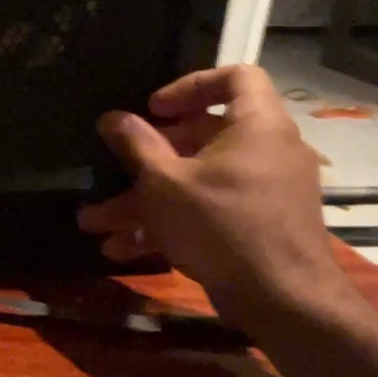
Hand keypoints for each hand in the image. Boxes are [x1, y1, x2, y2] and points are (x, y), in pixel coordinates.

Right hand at [77, 65, 347, 317]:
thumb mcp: (164, 183)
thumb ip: (136, 145)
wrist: (281, 298)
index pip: (234, 78)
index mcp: (256, 126)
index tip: (152, 109)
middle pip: (201, 137)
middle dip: (145, 158)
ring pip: (194, 181)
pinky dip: (168, 222)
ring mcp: (262, 190)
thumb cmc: (222, 225)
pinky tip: (123, 248)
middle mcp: (266, 151)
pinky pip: (206, 209)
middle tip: (111, 168)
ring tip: (96, 222)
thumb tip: (112, 118)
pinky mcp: (255, 224)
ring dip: (142, 201)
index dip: (189, 86)